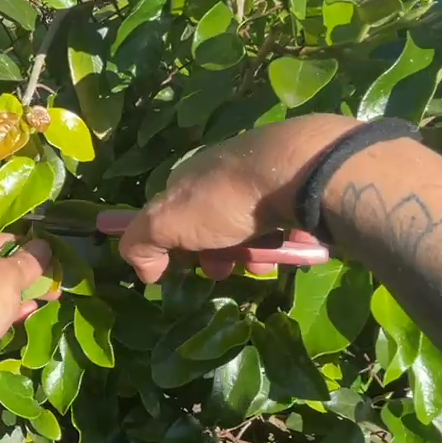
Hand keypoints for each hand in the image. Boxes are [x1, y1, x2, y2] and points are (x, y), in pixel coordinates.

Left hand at [0, 234, 54, 395]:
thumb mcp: (7, 275)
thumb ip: (28, 261)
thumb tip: (43, 246)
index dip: (21, 244)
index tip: (46, 250)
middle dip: (25, 272)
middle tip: (54, 274)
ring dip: (21, 293)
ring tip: (52, 293)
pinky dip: (11, 311)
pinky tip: (32, 310)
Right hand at [98, 114, 357, 282]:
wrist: (301, 170)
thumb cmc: (227, 200)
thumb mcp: (168, 222)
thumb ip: (141, 242)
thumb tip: (144, 269)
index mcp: (187, 176)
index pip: (170, 214)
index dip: (172, 245)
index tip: (185, 268)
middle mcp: (222, 171)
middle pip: (210, 222)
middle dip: (214, 253)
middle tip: (226, 272)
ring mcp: (262, 174)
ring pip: (249, 223)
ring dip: (251, 252)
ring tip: (263, 266)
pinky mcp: (299, 182)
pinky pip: (285, 217)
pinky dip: (283, 238)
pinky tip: (289, 249)